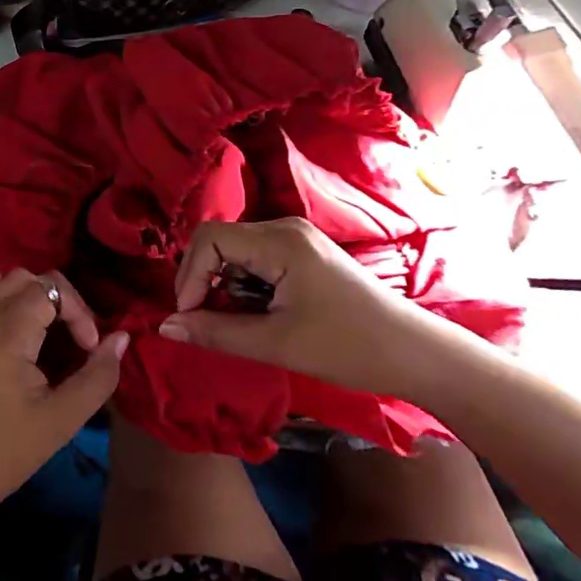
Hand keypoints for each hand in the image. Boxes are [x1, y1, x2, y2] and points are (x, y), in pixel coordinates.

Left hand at [0, 267, 127, 550]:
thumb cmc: (9, 451)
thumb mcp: (64, 419)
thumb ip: (99, 375)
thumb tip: (121, 337)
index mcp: (7, 334)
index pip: (54, 291)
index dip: (80, 314)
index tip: (90, 350)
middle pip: (35, 280)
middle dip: (66, 303)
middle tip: (80, 342)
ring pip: (9, 279)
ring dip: (38, 294)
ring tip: (55, 328)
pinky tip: (0, 291)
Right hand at [160, 218, 460, 397]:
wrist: (415, 353)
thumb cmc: (348, 347)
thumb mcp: (276, 343)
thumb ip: (216, 332)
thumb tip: (164, 327)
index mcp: (279, 240)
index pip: (209, 239)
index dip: (189, 276)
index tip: (190, 318)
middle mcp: (284, 227)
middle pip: (220, 241)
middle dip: (203, 280)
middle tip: (205, 322)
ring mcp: (296, 238)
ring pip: (236, 251)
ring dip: (224, 285)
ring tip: (235, 323)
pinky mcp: (304, 253)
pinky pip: (257, 259)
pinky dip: (245, 285)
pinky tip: (257, 314)